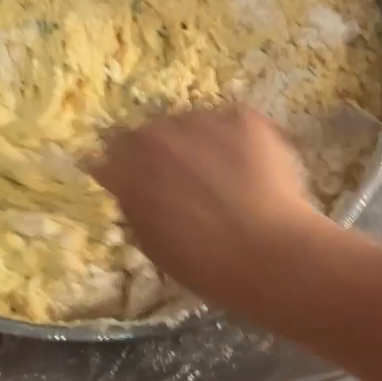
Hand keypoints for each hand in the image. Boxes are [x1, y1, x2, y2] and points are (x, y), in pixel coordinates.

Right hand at [91, 105, 326, 299]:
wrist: (265, 252)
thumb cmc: (204, 262)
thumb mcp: (153, 242)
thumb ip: (138, 204)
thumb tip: (136, 189)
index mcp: (126, 169)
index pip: (116, 153)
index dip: (133, 166)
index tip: (148, 181)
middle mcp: (156, 135)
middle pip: (157, 134)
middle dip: (170, 152)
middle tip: (195, 182)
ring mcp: (200, 121)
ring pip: (197, 124)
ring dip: (206, 142)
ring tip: (231, 177)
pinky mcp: (242, 118)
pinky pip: (236, 122)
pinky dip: (243, 140)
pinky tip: (257, 169)